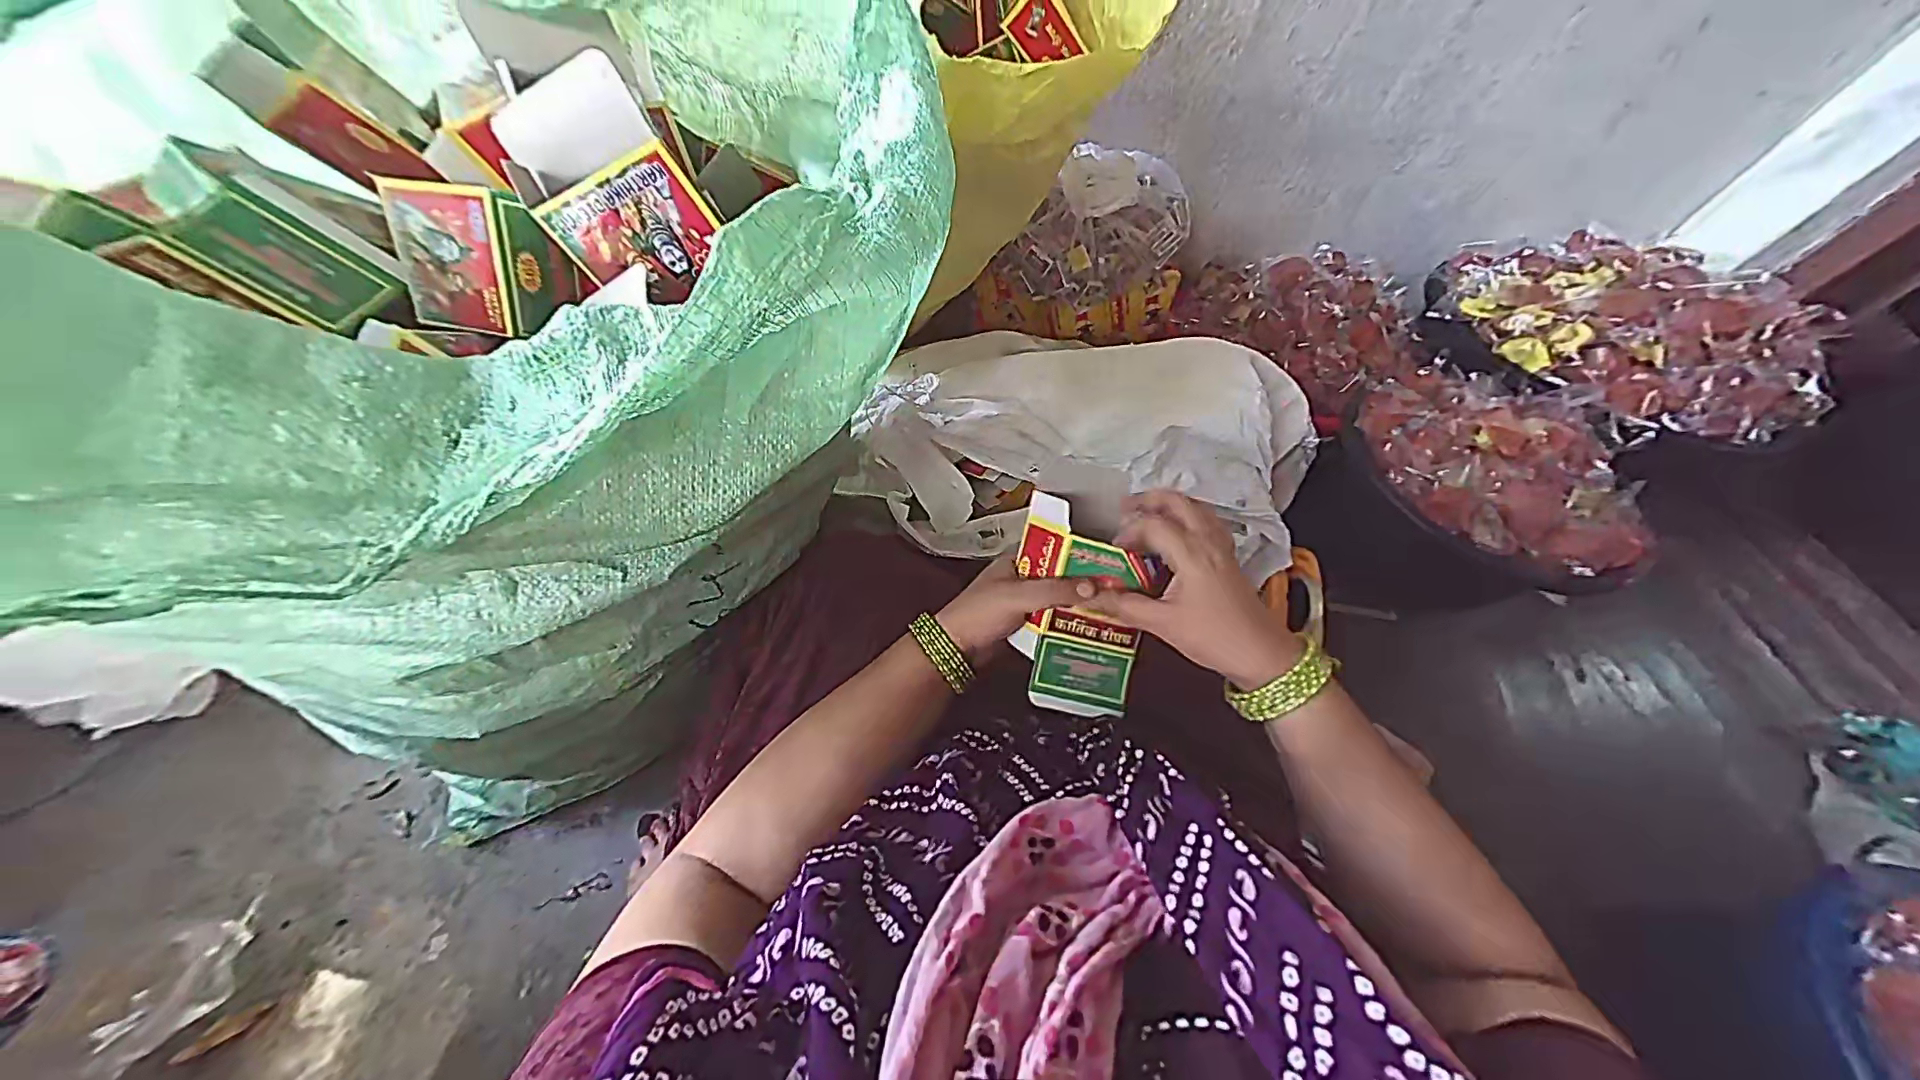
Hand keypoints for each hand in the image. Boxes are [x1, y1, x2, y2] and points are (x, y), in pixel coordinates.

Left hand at [936, 557, 1100, 664]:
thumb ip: (1054, 590)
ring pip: (1060, 599)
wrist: (955, 650)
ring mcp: (1025, 601)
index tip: (1107, 560)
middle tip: (1115, 588)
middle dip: (1084, 583)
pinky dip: (1069, 623)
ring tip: (1111, 608)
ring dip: (1079, 605)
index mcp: (1017, 560)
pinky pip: (1054, 620)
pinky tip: (1089, 627)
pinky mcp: (1027, 623)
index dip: (1079, 553)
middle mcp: (1024, 577)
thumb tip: (1092, 586)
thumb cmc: (977, 614)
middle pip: (1062, 576)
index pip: (1055, 548)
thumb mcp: (1018, 596)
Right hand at [1079, 491, 1304, 688]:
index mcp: (1191, 553)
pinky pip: (1208, 524)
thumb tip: (1094, 596)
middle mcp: (1208, 543)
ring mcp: (1222, 548)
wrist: (1262, 654)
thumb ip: (1125, 606)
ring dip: (1171, 505)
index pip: (1152, 524)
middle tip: (1126, 508)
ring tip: (1149, 514)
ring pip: (1196, 509)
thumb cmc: (1216, 638)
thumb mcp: (1163, 624)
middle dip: (1149, 500)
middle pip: (1178, 502)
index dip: (1128, 531)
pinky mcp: (1229, 559)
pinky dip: (1190, 518)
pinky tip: (1180, 532)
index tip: (1114, 549)